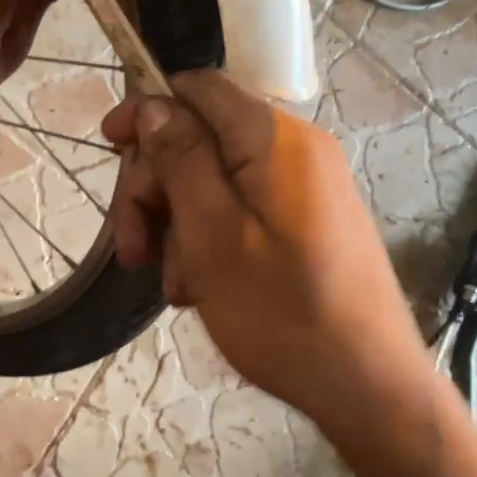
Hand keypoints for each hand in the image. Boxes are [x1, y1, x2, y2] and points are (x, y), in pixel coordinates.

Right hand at [100, 71, 432, 422]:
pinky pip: (236, 209)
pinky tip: (198, 287)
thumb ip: (181, 159)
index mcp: (274, 139)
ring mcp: (300, 187)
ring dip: (174, 223)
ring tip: (173, 283)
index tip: (108, 147)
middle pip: (196, 137)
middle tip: (133, 248)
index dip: (145, 109)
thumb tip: (152, 105)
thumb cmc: (283, 312)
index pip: (197, 87)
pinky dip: (205, 240)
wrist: (368, 389)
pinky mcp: (302, 221)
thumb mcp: (212, 233)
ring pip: (209, 179)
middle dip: (153, 186)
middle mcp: (292, 150)